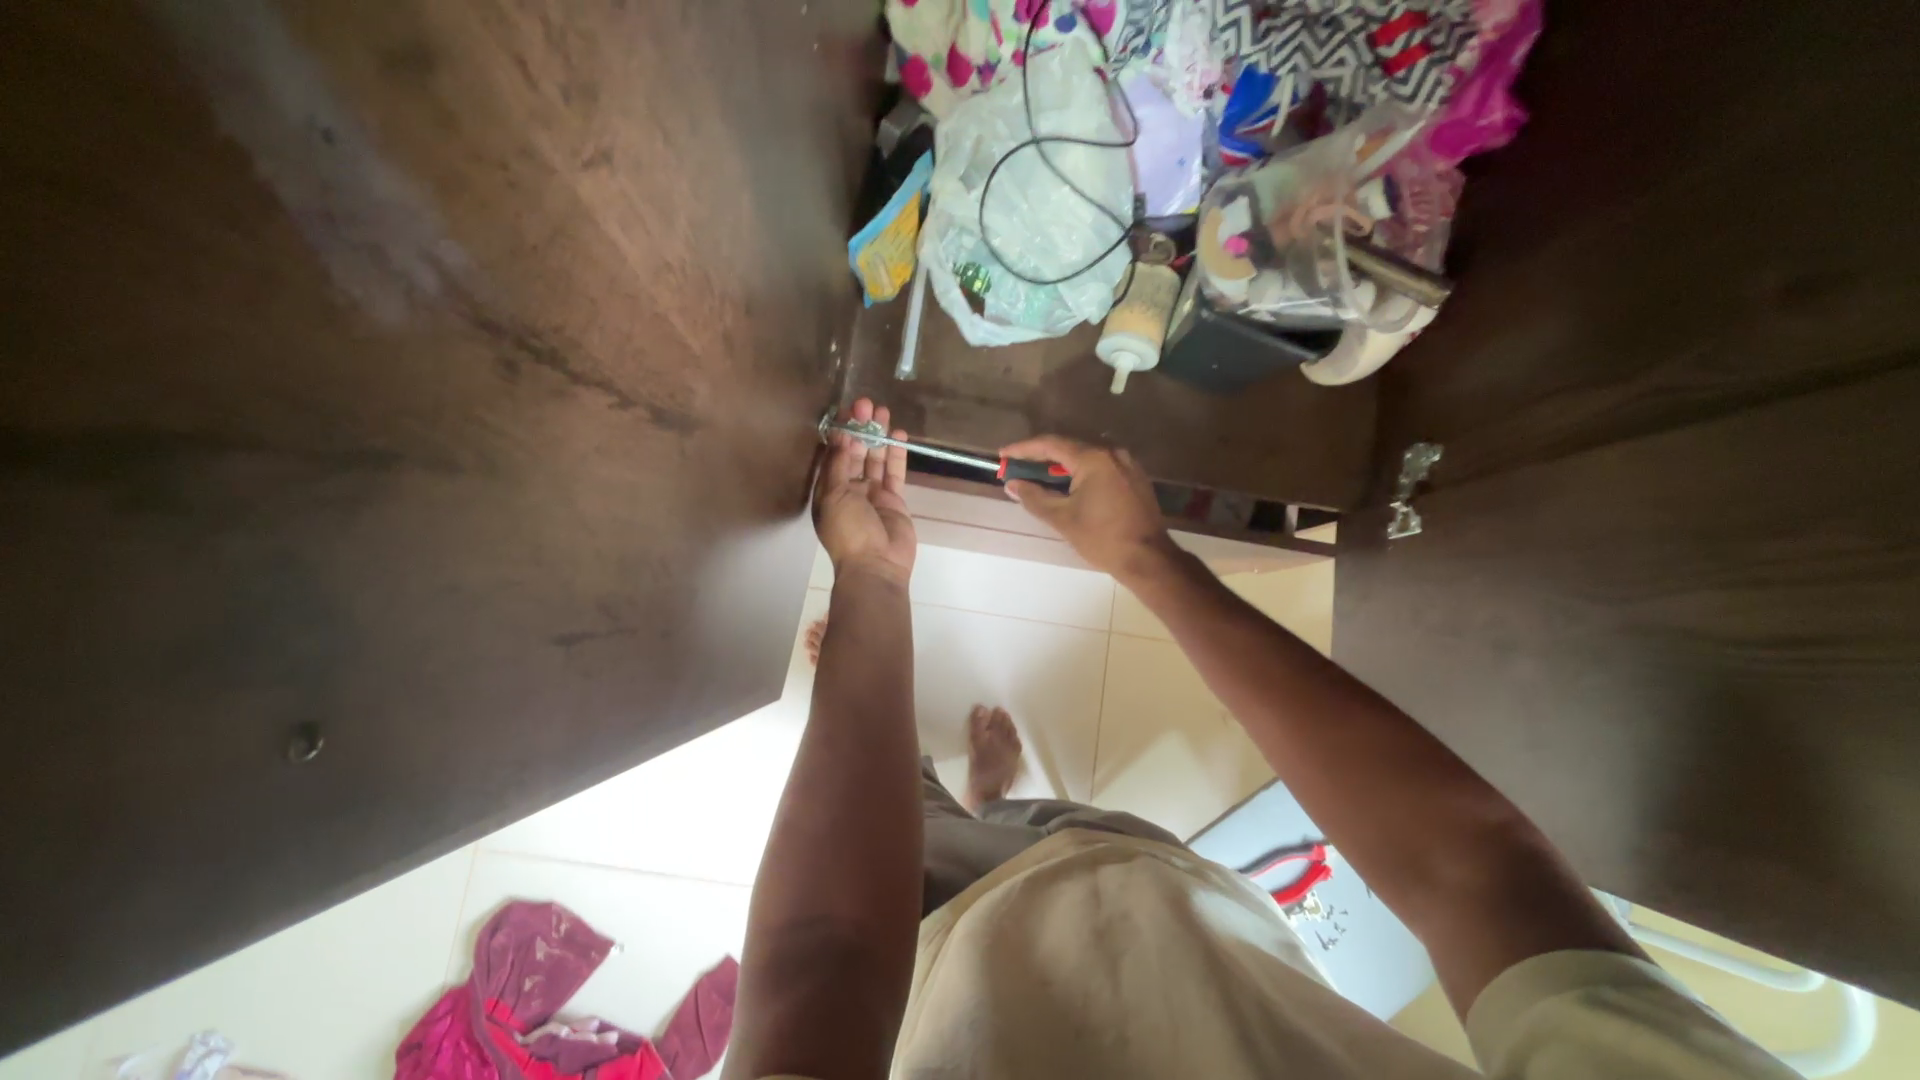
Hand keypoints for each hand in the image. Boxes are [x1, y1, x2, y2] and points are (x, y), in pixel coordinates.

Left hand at [814, 398, 915, 584]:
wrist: (877, 565)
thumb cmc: (848, 531)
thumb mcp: (834, 496)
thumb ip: (839, 465)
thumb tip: (841, 438)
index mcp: (828, 490)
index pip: (833, 455)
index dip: (840, 433)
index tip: (848, 412)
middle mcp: (849, 490)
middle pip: (854, 453)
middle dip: (859, 429)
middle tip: (866, 404)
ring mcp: (872, 494)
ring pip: (875, 458)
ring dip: (878, 436)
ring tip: (882, 412)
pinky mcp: (894, 499)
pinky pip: (894, 472)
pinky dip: (896, 454)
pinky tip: (898, 434)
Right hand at [999, 435, 1174, 580]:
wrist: (1148, 558)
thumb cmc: (1102, 538)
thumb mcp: (1063, 518)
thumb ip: (1035, 497)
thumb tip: (1012, 485)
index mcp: (1093, 459)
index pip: (1051, 444)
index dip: (1023, 449)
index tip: (1004, 454)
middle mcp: (1112, 454)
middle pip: (1069, 448)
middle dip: (1041, 457)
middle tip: (1018, 467)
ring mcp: (1127, 464)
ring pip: (1086, 458)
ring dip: (1061, 466)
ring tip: (1039, 477)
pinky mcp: (1134, 478)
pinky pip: (1101, 467)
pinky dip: (1080, 473)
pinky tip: (1069, 486)